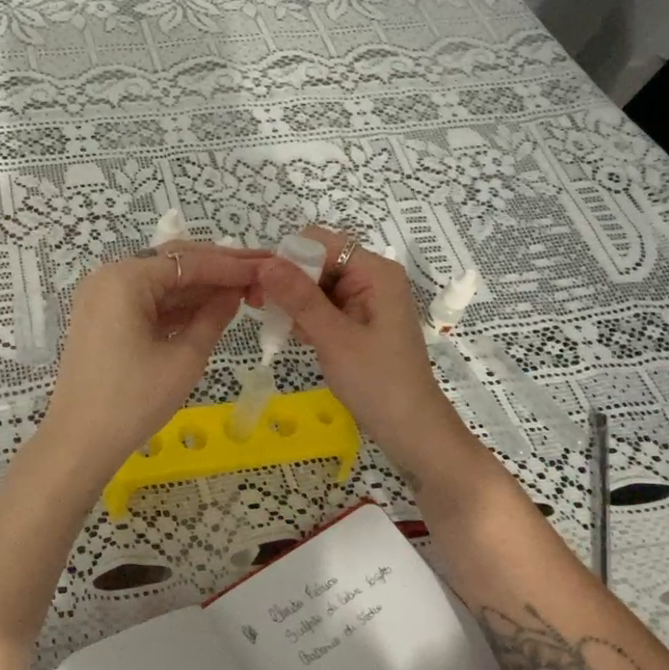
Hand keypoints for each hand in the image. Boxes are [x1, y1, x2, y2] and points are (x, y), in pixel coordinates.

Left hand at [46, 244, 263, 471]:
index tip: (268, 266)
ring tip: (244, 293)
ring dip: (199, 289)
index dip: (232, 265)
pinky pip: (145, 302)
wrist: (80, 441)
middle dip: (217, 271)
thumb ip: (214, 318)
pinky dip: (176, 307)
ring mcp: (101, 298)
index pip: (188, 261)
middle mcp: (108, 277)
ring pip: (160, 284)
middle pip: (172, 264)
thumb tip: (235, 293)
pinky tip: (210, 311)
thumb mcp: (184, 359)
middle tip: (260, 274)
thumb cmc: (134, 400)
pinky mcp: (101, 319)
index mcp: (125, 278)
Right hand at [255, 227, 461, 468]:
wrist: (409, 428)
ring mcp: (365, 300)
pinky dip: (305, 317)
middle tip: (260, 310)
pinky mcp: (358, 321)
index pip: (320, 241)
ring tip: (277, 328)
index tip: (259, 286)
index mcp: (375, 272)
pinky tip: (293, 336)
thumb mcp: (334, 338)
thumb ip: (300, 298)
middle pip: (317, 260)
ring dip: (293, 302)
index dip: (288, 257)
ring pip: (316, 285)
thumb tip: (265, 263)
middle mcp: (371, 278)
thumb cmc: (377, 382)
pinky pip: (323, 306)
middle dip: (288, 281)